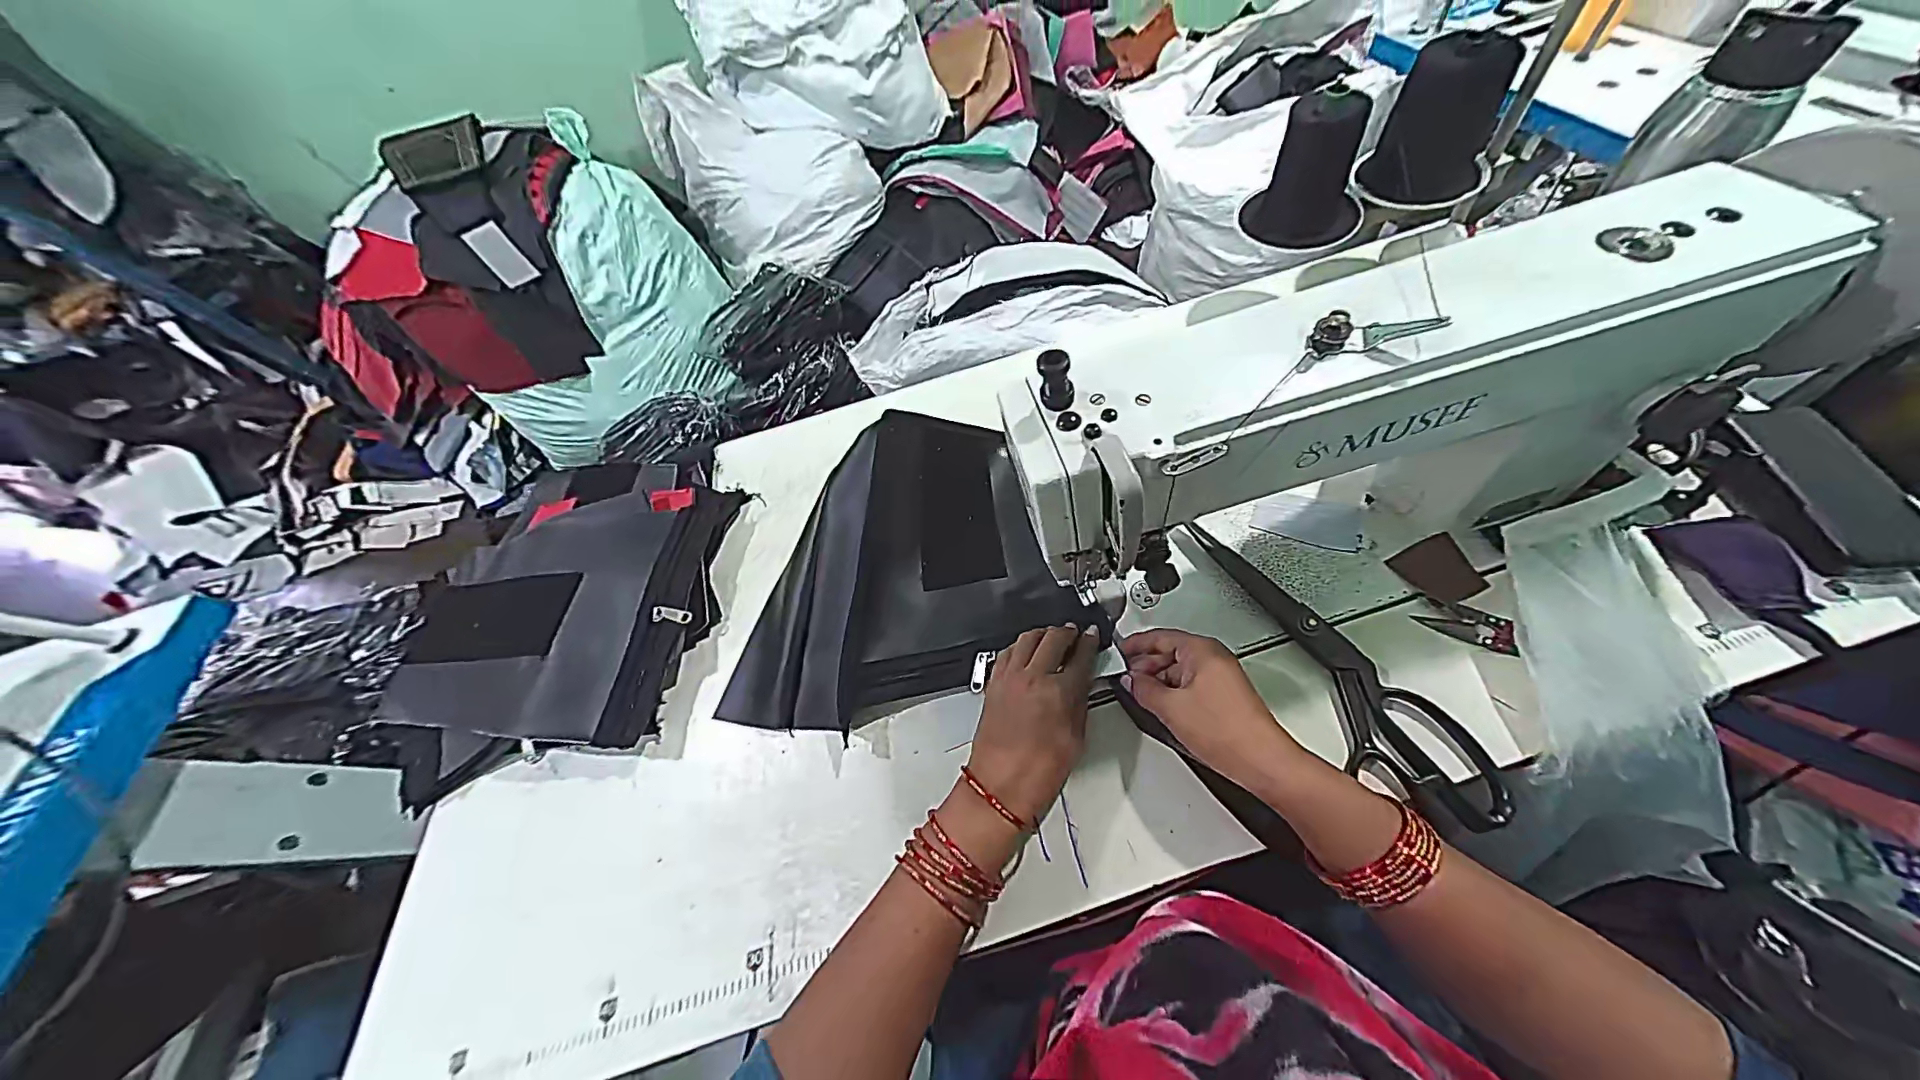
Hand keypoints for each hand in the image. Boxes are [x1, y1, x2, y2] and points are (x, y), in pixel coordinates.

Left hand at [966, 625, 1098, 824]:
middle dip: (1068, 632)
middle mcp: (1031, 679)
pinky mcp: (993, 685)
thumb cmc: (1035, 773)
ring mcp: (1009, 679)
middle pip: (1053, 637)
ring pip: (1027, 638)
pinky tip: (1025, 651)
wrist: (1000, 787)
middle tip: (1075, 634)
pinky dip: (1019, 646)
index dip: (1090, 643)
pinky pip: (1007, 653)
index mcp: (1058, 692)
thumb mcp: (1076, 738)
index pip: (1081, 655)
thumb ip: (1079, 703)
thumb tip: (1081, 685)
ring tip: (1052, 637)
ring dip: (1043, 634)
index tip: (1093, 638)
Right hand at [1119, 628, 1308, 793]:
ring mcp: (1222, 677)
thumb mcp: (1170, 708)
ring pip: (1180, 670)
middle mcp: (1215, 658)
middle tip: (1128, 677)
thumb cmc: (1230, 733)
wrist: (1261, 761)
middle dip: (1146, 665)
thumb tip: (1131, 680)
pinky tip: (1164, 708)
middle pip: (1170, 651)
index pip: (1160, 636)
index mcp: (1202, 650)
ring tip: (1143, 697)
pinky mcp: (1225, 695)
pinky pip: (1191, 684)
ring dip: (1160, 681)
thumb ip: (1143, 689)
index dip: (1135, 644)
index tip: (1121, 652)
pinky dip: (1174, 693)